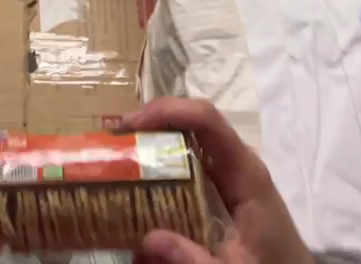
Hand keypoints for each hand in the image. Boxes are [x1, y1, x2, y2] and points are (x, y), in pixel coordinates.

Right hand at [122, 99, 313, 263]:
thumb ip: (193, 260)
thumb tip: (147, 238)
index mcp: (246, 172)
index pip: (207, 119)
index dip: (168, 110)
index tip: (131, 125)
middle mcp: (240, 161)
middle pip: (194, 119)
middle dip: (153, 119)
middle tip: (115, 138)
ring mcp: (234, 170)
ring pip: (193, 134)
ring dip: (157, 134)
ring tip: (122, 149)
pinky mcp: (228, 184)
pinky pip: (195, 155)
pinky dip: (167, 154)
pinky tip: (144, 172)